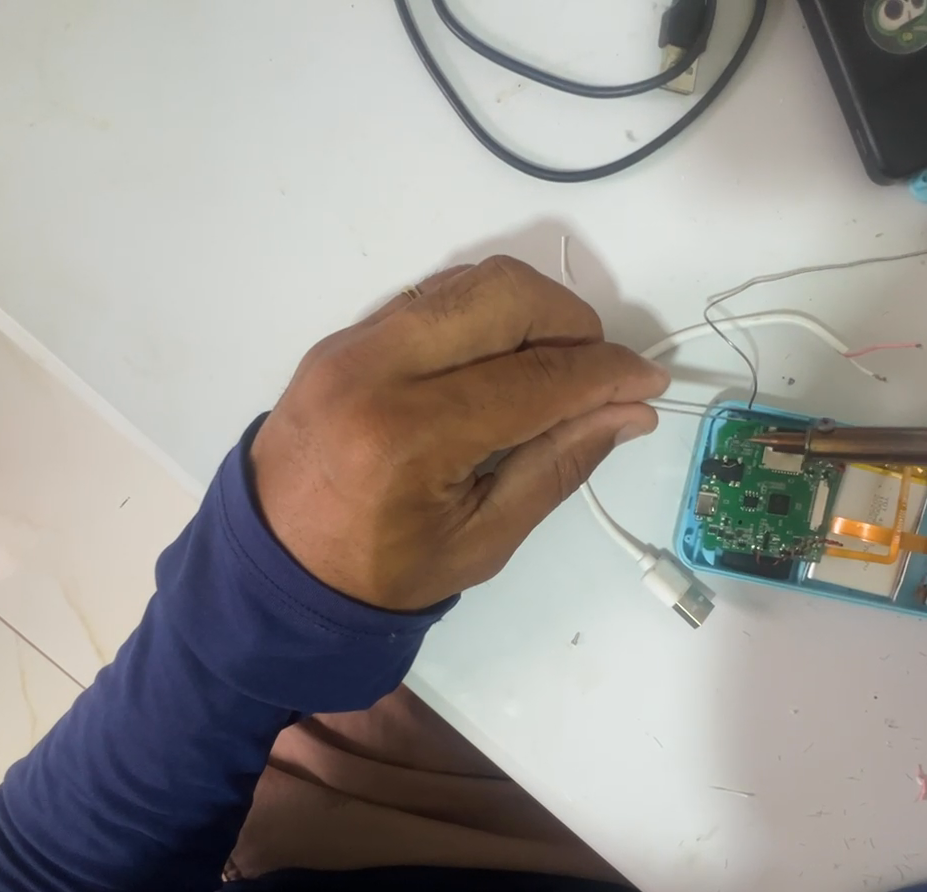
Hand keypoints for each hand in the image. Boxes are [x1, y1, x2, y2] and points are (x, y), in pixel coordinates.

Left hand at [250, 257, 668, 611]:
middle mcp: (377, 369)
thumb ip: (559, 467)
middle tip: (597, 372)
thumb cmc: (384, 573)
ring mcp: (351, 343)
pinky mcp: (343, 338)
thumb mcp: (483, 540)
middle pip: (504, 296)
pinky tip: (500, 362)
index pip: (536, 379)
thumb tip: (628, 413)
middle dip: (573, 323)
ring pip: (468, 283)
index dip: (606, 374)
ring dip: (531, 311)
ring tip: (554, 367)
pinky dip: (484, 316)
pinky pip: (433, 298)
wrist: (277, 567)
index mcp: (412, 437)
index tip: (649, 382)